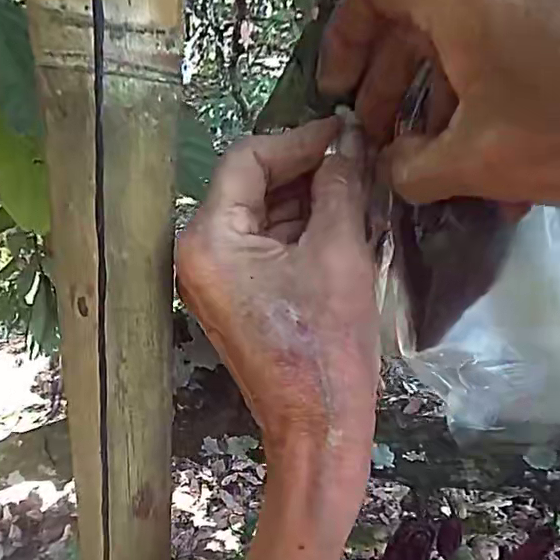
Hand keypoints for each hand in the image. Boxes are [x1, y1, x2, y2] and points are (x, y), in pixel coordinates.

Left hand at [177, 115, 378, 559]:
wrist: (318, 427)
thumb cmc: (327, 344)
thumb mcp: (338, 253)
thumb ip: (338, 186)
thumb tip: (348, 144)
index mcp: (208, 239)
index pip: (247, 159)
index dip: (300, 140)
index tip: (347, 132)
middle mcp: (199, 256)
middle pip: (251, 189)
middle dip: (306, 173)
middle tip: (361, 162)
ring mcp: (216, 283)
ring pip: (263, 221)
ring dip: (308, 204)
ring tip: (361, 192)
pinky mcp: (237, 302)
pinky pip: (266, 253)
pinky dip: (301, 236)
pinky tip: (343, 227)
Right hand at [318, 0, 559, 228]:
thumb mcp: (484, 160)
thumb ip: (416, 166)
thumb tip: (393, 166)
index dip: (344, 36)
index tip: (338, 91)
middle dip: (395, 73)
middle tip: (389, 136)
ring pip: (484, 10)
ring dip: (453, 80)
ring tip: (452, 149)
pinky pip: (538, 12)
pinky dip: (507, 66)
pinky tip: (518, 127)